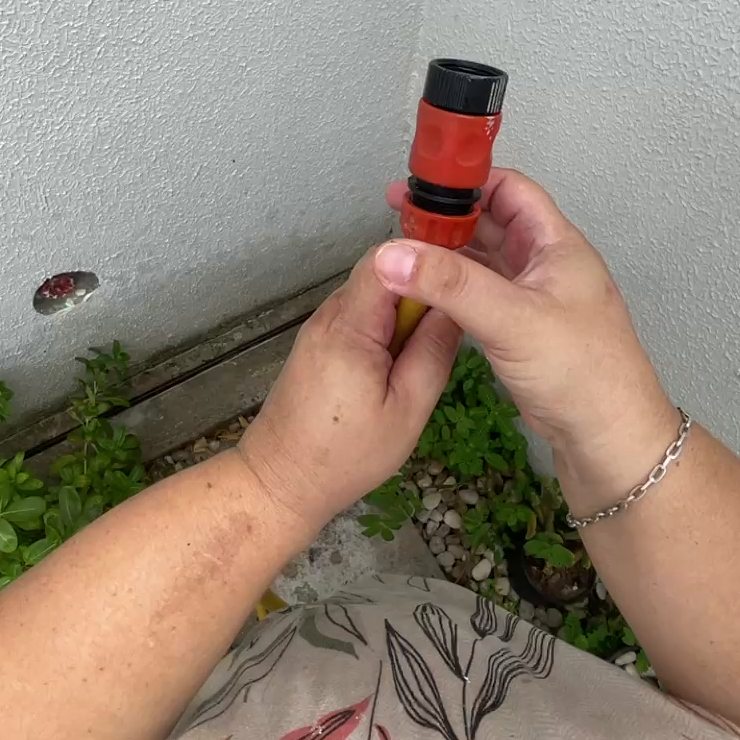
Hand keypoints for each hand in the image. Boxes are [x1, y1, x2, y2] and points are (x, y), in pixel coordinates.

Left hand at [237, 250, 462, 530]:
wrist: (281, 480)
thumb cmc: (347, 454)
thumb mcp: (408, 409)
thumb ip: (434, 351)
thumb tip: (457, 306)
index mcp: (350, 326)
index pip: (388, 259)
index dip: (426, 260)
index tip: (458, 280)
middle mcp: (330, 314)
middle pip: (383, 273)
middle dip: (420, 290)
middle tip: (449, 324)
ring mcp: (320, 326)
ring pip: (373, 296)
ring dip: (402, 313)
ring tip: (426, 347)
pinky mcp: (318, 341)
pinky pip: (360, 316)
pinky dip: (384, 328)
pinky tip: (397, 362)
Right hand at [375, 169, 679, 513]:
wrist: (607, 438)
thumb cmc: (578, 370)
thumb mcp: (512, 318)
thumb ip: (451, 284)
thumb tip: (391, 254)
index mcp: (556, 244)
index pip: (510, 189)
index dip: (467, 180)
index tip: (421, 182)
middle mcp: (544, 262)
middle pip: (491, 221)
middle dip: (448, 216)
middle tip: (400, 215)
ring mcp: (532, 296)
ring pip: (484, 258)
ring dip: (447, 251)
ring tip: (403, 248)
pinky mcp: (519, 327)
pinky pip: (480, 292)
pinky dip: (452, 285)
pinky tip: (424, 289)